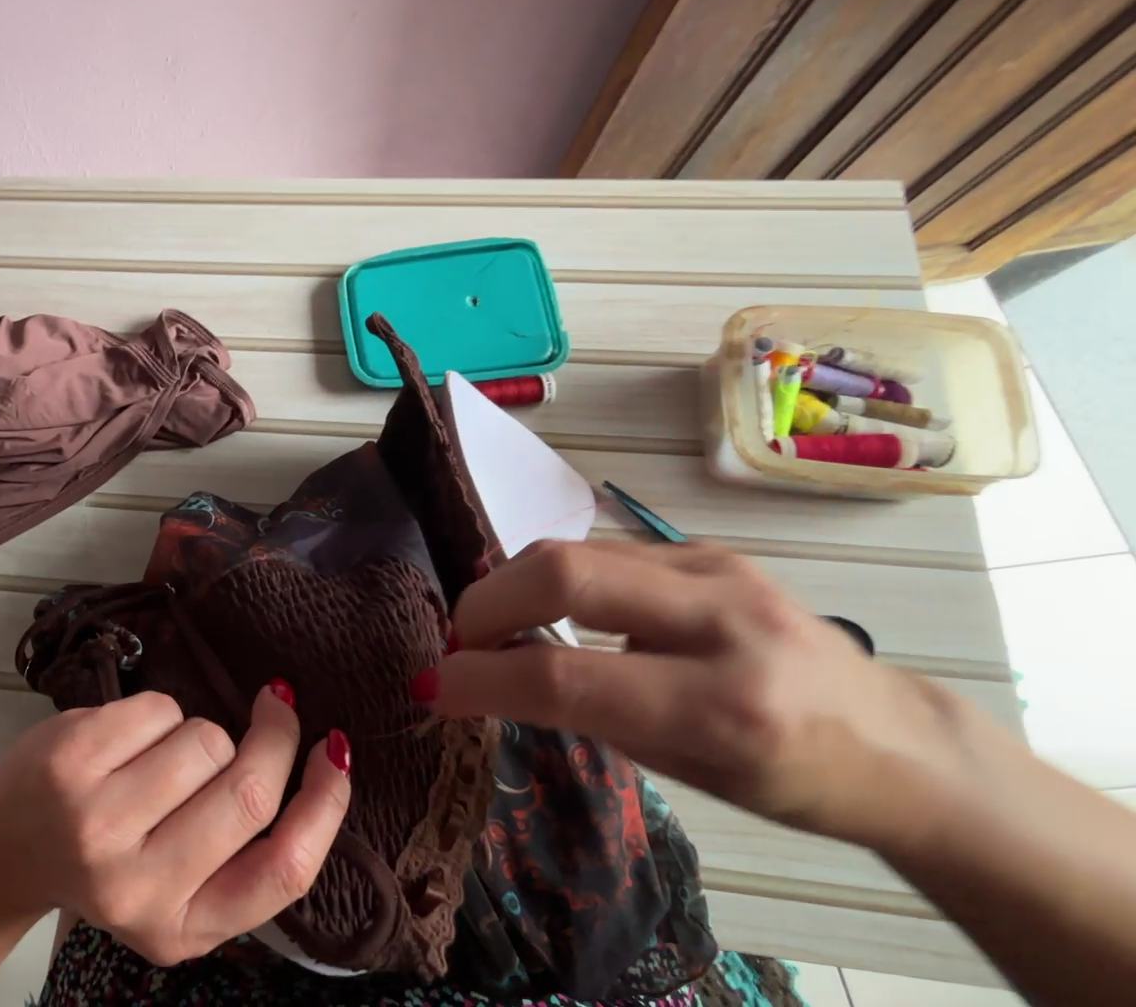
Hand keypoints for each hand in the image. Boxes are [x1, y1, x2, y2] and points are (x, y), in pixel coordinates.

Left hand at [0, 686, 351, 965]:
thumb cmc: (99, 862)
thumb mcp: (175, 888)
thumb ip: (237, 850)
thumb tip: (323, 759)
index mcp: (182, 928)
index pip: (284, 870)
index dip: (326, 803)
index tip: (335, 752)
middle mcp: (142, 888)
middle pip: (249, 791)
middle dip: (275, 735)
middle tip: (276, 708)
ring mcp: (101, 822)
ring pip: (206, 740)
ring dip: (199, 731)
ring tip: (160, 754)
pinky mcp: (72, 763)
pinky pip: (160, 708)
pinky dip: (157, 712)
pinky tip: (124, 739)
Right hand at [426, 539, 987, 847]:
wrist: (896, 739)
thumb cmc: (787, 779)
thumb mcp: (680, 767)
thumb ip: (586, 710)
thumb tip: (490, 674)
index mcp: (723, 706)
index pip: (564, 677)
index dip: (480, 679)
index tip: (433, 687)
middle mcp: (725, 622)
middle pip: (563, 574)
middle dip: (485, 604)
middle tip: (462, 642)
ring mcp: (720, 570)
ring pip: (573, 550)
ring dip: (512, 585)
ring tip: (496, 627)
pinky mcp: (708, 550)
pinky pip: (603, 551)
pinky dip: (554, 578)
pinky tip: (553, 611)